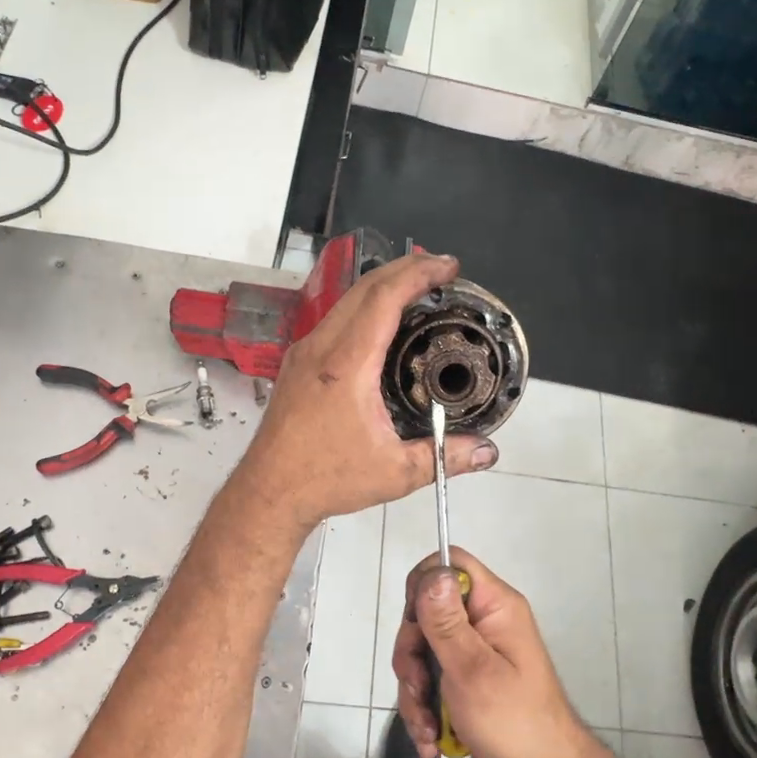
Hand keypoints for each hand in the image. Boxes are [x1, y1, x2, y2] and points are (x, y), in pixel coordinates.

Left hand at [238, 253, 496, 528]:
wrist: (269, 491)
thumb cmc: (324, 479)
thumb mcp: (395, 472)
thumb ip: (446, 457)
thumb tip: (487, 450)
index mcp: (346, 365)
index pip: (384, 298)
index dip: (418, 273)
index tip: (447, 266)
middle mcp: (321, 348)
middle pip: (365, 287)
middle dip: (405, 268)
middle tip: (441, 268)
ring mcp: (304, 353)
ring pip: (345, 300)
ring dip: (382, 285)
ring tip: (417, 288)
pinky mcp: (297, 364)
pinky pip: (333, 319)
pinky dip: (363, 306)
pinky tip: (381, 321)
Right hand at [392, 547, 596, 757]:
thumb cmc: (513, 719)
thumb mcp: (472, 670)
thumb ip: (446, 622)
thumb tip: (432, 573)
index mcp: (494, 606)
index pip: (450, 564)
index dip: (423, 586)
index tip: (415, 625)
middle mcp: (483, 620)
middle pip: (425, 612)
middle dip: (413, 655)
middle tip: (418, 689)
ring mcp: (473, 650)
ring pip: (422, 651)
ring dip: (415, 691)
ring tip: (426, 729)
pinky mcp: (465, 678)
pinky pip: (430, 678)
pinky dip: (424, 708)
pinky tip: (430, 738)